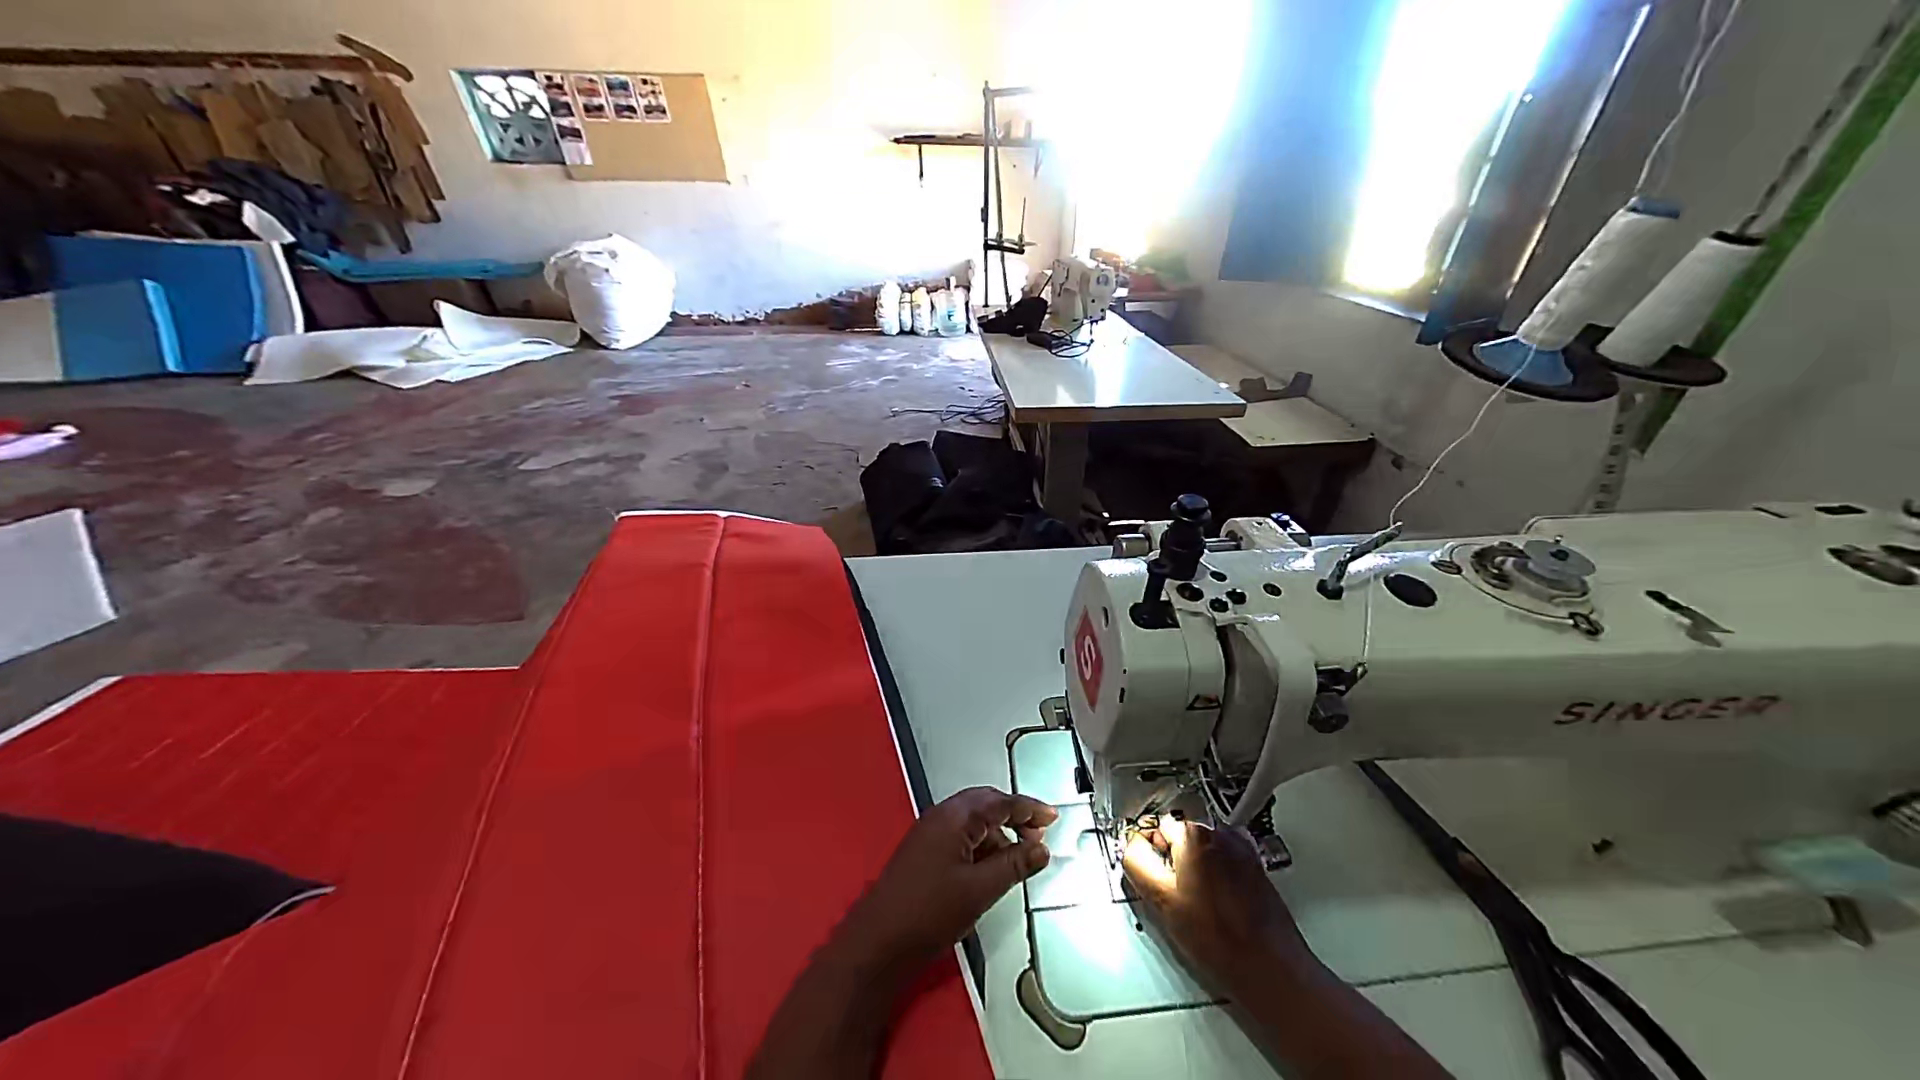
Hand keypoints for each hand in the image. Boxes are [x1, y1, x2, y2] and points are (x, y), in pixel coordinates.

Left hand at [839, 787, 1058, 975]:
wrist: (881, 939)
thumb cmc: (925, 912)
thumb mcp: (981, 888)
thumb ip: (1015, 864)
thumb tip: (1039, 849)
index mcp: (955, 817)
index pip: (1001, 802)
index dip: (1030, 808)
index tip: (1050, 815)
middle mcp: (940, 816)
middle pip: (986, 804)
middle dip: (1015, 816)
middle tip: (1039, 831)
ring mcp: (930, 832)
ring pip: (974, 820)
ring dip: (999, 832)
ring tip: (1020, 855)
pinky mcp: (925, 849)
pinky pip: (961, 834)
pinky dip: (982, 843)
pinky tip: (993, 866)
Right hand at [1122, 817, 1303, 993]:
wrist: (1269, 966)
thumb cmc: (1220, 939)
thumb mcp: (1161, 900)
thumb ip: (1137, 863)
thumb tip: (1131, 846)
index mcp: (1194, 836)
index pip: (1156, 827)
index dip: (1148, 849)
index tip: (1149, 868)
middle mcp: (1220, 834)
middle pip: (1180, 835)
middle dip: (1172, 857)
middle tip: (1171, 892)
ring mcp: (1241, 850)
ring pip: (1203, 848)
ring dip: (1196, 865)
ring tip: (1197, 902)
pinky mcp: (1256, 867)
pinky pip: (1225, 859)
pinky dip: (1217, 871)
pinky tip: (1217, 902)